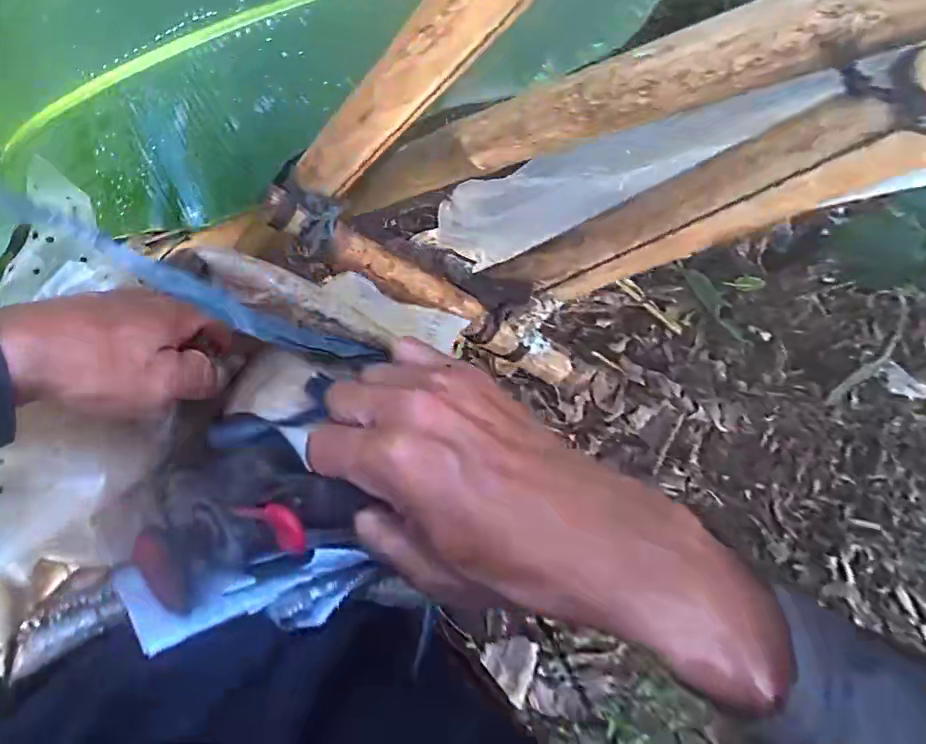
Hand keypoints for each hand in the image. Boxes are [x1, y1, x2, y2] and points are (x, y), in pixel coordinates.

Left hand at [0, 290, 233, 418]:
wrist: (27, 348)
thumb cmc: (101, 369)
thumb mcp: (158, 383)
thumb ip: (196, 376)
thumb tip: (216, 370)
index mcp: (174, 311)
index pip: (217, 323)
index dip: (225, 350)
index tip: (221, 378)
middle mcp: (150, 297)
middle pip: (186, 321)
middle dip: (193, 349)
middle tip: (187, 384)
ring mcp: (117, 299)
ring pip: (155, 323)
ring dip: (162, 347)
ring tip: (154, 378)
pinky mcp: (91, 309)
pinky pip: (128, 326)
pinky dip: (136, 344)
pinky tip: (119, 363)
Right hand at [307, 340, 792, 716]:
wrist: (604, 538)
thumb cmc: (517, 566)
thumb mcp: (436, 575)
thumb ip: (379, 537)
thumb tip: (360, 508)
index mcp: (394, 461)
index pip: (320, 444)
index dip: (325, 468)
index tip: (344, 482)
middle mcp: (408, 409)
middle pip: (338, 397)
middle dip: (345, 429)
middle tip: (372, 459)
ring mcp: (440, 383)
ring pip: (369, 373)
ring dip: (373, 401)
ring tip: (399, 429)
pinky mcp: (470, 372)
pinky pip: (410, 351)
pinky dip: (404, 372)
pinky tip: (422, 399)